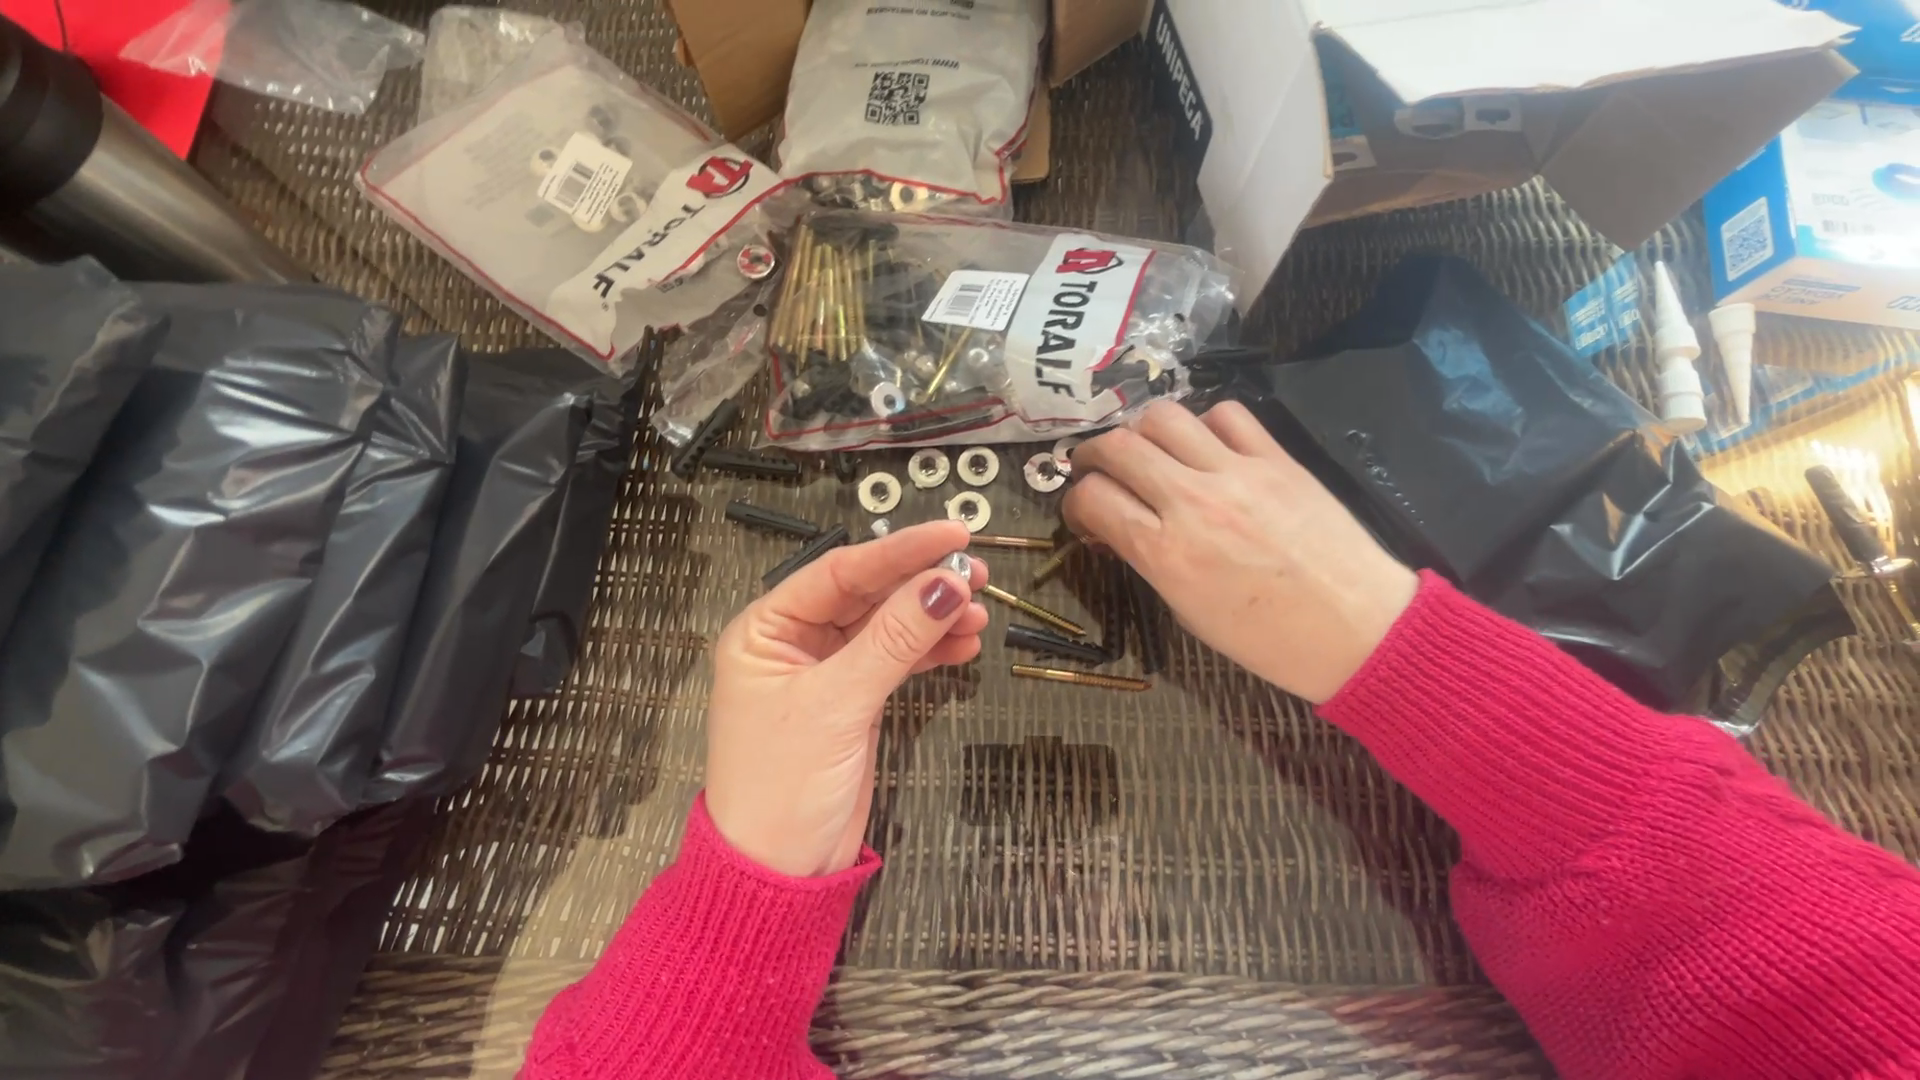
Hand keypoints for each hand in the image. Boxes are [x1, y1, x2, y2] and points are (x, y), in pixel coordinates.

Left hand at [705, 521, 988, 877]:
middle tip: (975, 573)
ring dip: (933, 617)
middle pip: (868, 594)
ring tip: (978, 611)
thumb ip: (894, 640)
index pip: (840, 572)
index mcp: (766, 629)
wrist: (781, 876)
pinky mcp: (854, 700)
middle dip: (921, 583)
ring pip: (888, 626)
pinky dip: (930, 651)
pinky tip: (963, 643)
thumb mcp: (837, 704)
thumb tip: (945, 586)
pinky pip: (897, 659)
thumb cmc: (781, 787)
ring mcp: (827, 671)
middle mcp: (794, 641)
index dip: (899, 551)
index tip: (951, 536)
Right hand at [1064, 401, 1417, 703]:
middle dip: (1092, 454)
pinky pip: (1227, 414)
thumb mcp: (1186, 610)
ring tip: (1149, 451)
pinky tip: (1206, 446)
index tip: (1083, 513)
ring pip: (1164, 416)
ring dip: (1141, 431)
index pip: (1093, 497)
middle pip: (1118, 446)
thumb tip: (1123, 527)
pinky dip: (1203, 423)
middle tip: (1095, 469)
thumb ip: (1148, 559)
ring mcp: (1237, 472)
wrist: (1359, 630)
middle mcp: (1192, 501)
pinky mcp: (1277, 458)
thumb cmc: (1267, 639)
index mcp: (1164, 552)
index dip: (1074, 502)